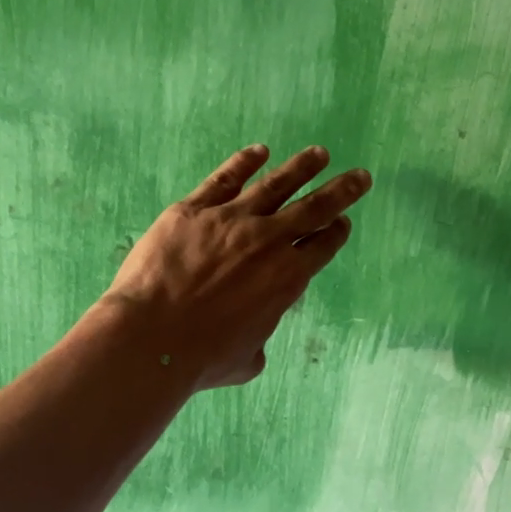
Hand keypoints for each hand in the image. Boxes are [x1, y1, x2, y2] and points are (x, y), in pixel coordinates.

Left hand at [97, 145, 371, 390]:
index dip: (336, 233)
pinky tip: (259, 152)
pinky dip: (244, 163)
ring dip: (301, 168)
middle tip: (360, 176)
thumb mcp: (247, 359)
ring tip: (318, 154)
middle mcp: (267, 241)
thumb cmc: (202, 358)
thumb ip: (258, 335)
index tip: (344, 222)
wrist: (150, 336)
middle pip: (312, 209)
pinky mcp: (193, 210)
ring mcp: (230, 220)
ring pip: (274, 185)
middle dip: (340, 191)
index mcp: (287, 279)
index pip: (321, 247)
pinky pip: (224, 179)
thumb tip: (252, 328)